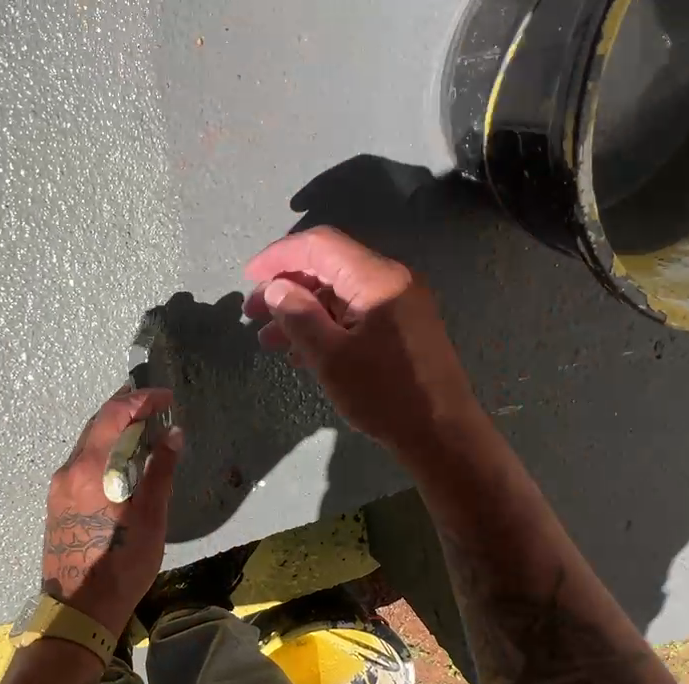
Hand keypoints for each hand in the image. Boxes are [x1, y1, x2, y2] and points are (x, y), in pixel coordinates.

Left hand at [40, 388, 184, 639]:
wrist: (79, 610)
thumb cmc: (120, 564)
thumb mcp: (150, 518)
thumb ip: (160, 472)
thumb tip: (173, 435)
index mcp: (88, 469)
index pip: (113, 416)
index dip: (141, 400)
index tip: (166, 398)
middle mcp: (67, 472)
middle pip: (95, 427)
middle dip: (125, 411)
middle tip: (154, 406)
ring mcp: (58, 490)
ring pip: (86, 447)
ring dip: (114, 433)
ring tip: (143, 431)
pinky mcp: (57, 507)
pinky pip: (81, 466)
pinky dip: (103, 454)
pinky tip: (120, 463)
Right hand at [244, 226, 477, 455]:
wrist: (440, 432)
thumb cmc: (383, 394)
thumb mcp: (331, 357)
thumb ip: (299, 317)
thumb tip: (276, 289)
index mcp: (376, 279)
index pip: (320, 246)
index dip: (279, 257)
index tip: (248, 277)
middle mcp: (390, 281)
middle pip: (329, 267)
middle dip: (286, 286)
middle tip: (252, 314)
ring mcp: (398, 304)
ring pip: (339, 294)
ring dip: (301, 310)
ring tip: (269, 340)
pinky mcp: (400, 327)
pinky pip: (354, 314)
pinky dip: (324, 325)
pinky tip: (301, 351)